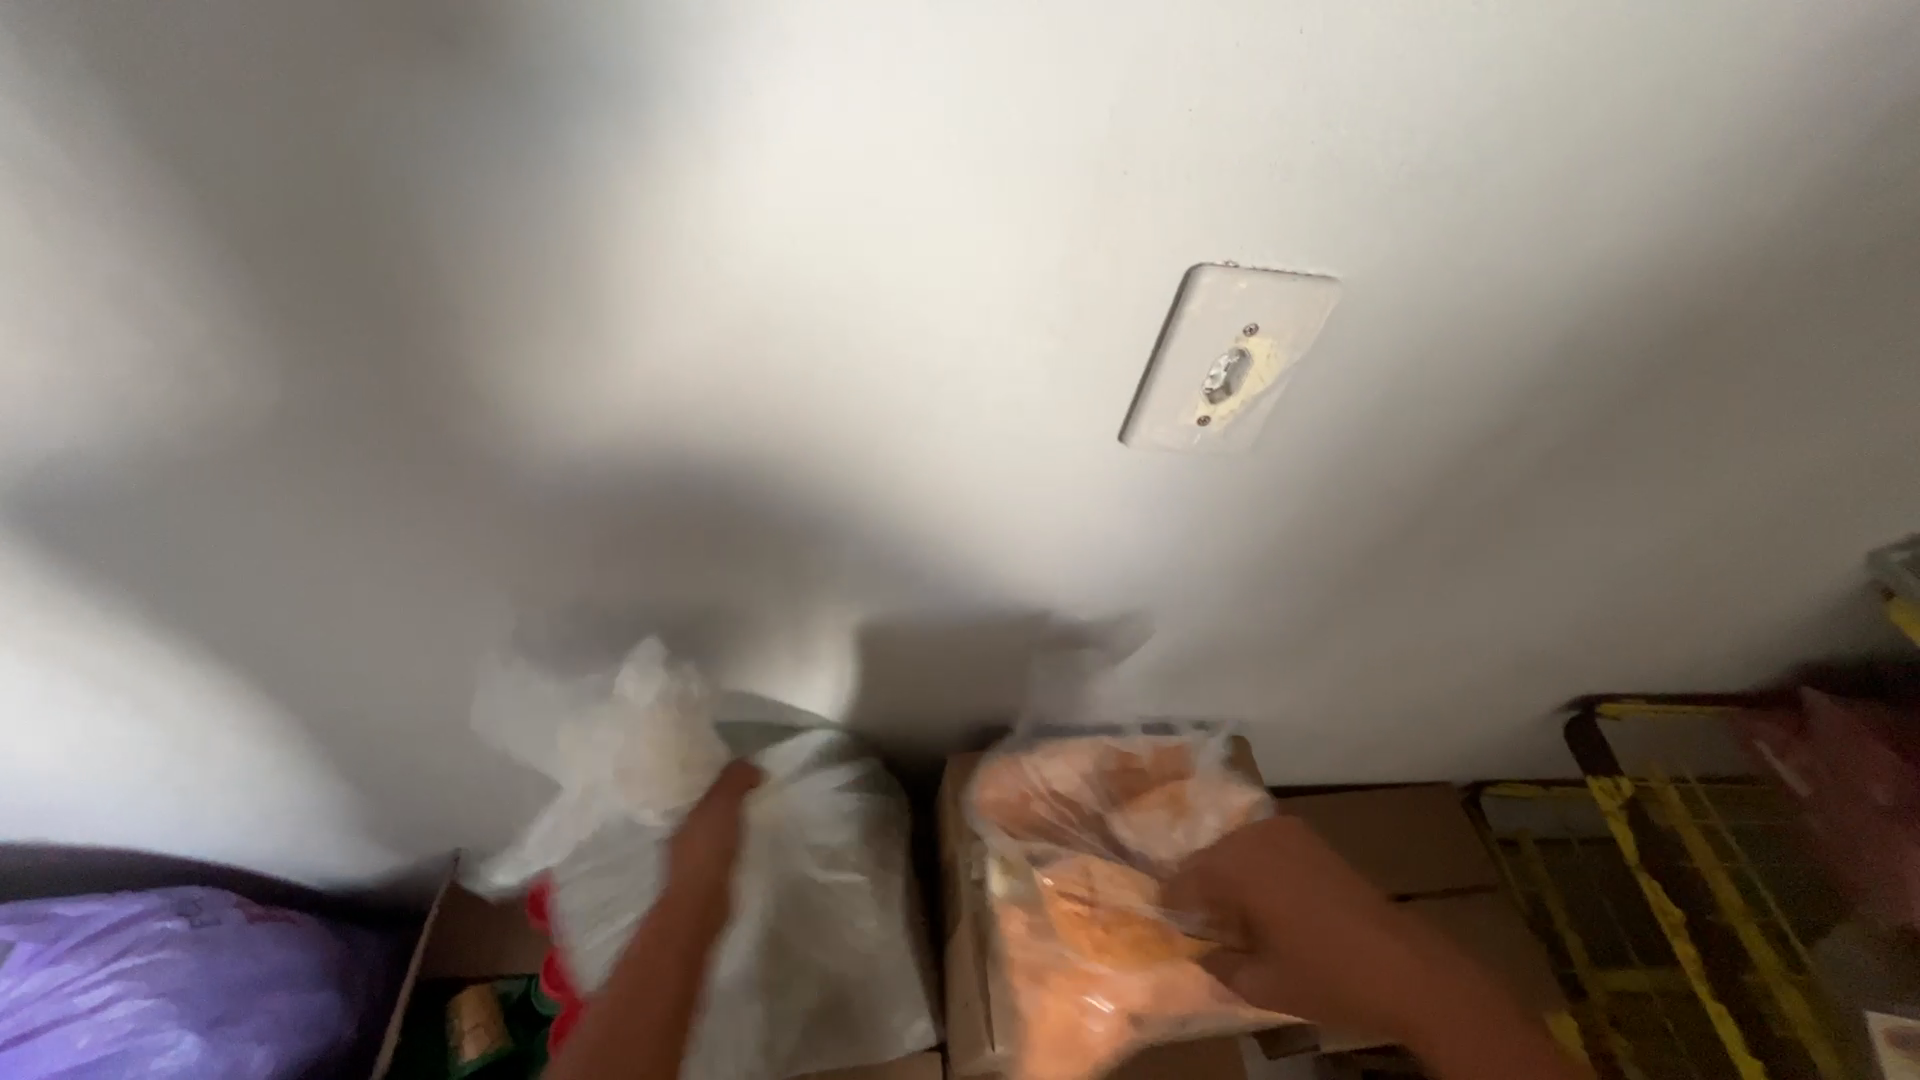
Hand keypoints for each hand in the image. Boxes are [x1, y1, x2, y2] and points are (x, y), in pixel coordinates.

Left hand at [665, 760, 763, 912]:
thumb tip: (753, 766)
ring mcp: (693, 860)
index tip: (745, 771)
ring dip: (732, 823)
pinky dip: (736, 844)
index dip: (720, 776)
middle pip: (708, 809)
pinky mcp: (707, 880)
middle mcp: (683, 834)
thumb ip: (734, 780)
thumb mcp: (721, 805)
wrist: (700, 907)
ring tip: (758, 815)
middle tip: (757, 789)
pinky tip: (751, 844)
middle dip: (728, 799)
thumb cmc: (707, 851)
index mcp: (682, 814)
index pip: (699, 787)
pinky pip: (724, 851)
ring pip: (716, 831)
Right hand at [1164, 814, 1483, 1041]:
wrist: (1407, 967)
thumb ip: (1217, 965)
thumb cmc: (1328, 976)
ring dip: (1227, 875)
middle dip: (1201, 888)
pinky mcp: (1308, 837)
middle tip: (1204, 925)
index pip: (1182, 879)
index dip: (1173, 905)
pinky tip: (1267, 900)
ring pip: (1234, 848)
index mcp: (1235, 867)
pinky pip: (1261, 845)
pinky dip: (1254, 866)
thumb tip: (1196, 951)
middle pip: (1207, 858)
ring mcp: (1284, 831)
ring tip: (1237, 914)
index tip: (1171, 928)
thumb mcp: (1262, 986)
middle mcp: (1253, 837)